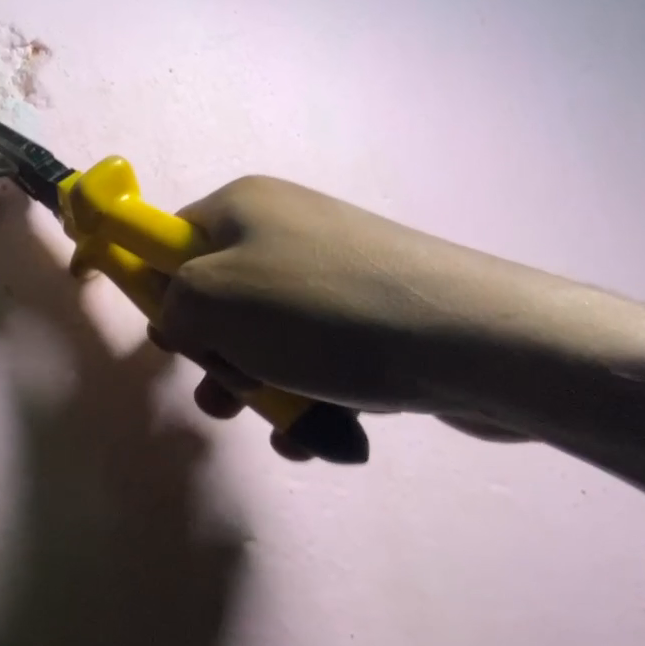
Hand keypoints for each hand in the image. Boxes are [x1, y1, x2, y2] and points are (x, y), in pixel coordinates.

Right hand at [159, 176, 527, 456]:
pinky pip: (324, 356)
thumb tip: (183, 324)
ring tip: (283, 430)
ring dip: (264, 390)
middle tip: (221, 396)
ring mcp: (340, 275)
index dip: (161, 290)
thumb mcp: (209, 303)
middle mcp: (288, 230)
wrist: (483, 344)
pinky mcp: (383, 318)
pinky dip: (316, 397)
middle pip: (220, 298)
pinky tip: (327, 438)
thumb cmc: (320, 312)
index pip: (172, 241)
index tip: (172, 339)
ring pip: (271, 338)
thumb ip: (170, 309)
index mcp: (243, 207)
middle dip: (216, 358)